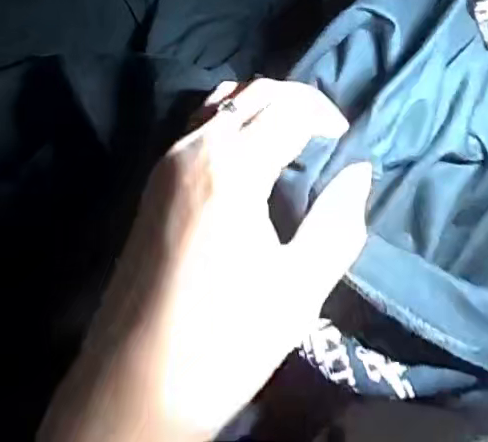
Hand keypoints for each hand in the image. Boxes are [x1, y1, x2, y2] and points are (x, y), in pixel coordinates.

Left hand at [39, 79, 372, 441]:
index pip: (291, 108)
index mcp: (232, 166)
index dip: (327, 118)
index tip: (346, 147)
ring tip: (294, 139)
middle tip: (328, 137)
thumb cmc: (222, 342)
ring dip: (267, 106)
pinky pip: (202, 122)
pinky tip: (250, 154)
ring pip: (227, 101)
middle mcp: (196, 148)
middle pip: (259, 92)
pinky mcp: (154, 181)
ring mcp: (168, 160)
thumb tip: (358, 172)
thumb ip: (338, 222)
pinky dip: (235, 118)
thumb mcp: (298, 290)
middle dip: (301, 103)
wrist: (129, 394)